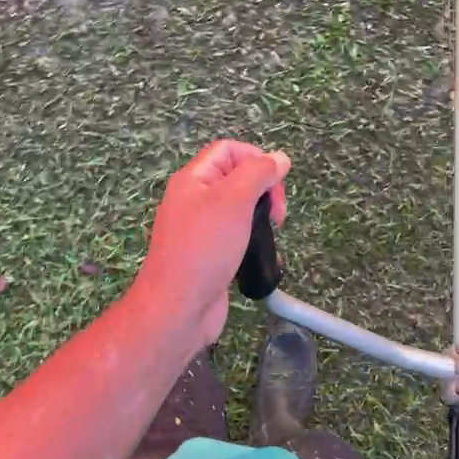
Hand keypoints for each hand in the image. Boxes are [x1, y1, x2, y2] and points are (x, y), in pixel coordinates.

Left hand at [136, 140, 289, 347]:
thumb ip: (258, 174)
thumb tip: (280, 157)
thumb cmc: (205, 248)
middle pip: (235, 176)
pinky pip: (235, 233)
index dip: (255, 157)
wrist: (178, 308)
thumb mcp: (234, 200)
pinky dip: (252, 236)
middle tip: (278, 212)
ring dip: (260, 213)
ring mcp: (200, 228)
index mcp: (193, 179)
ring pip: (238, 206)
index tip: (276, 182)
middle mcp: (194, 199)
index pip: (227, 150)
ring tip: (274, 230)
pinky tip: (262, 250)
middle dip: (263, 187)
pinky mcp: (209, 253)